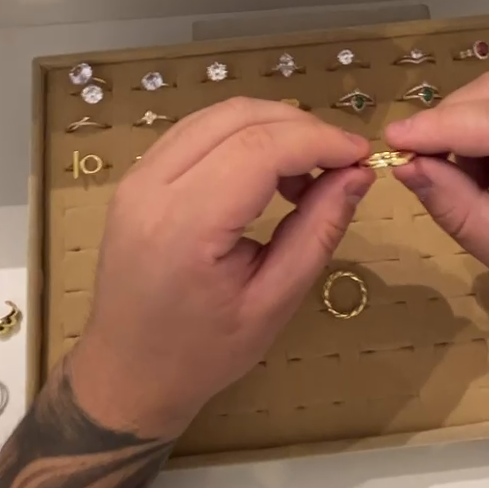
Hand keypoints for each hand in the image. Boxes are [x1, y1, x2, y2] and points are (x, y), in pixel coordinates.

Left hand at [68, 98, 374, 437]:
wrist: (126, 372)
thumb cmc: (202, 352)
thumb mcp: (274, 303)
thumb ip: (318, 231)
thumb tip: (359, 174)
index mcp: (184, 225)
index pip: (260, 148)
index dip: (318, 140)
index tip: (362, 154)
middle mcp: (151, 185)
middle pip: (238, 117)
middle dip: (300, 126)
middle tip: (340, 161)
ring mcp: (138, 175)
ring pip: (217, 115)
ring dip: (272, 126)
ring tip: (306, 172)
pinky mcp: (137, 175)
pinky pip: (198, 130)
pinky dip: (242, 135)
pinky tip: (267, 171)